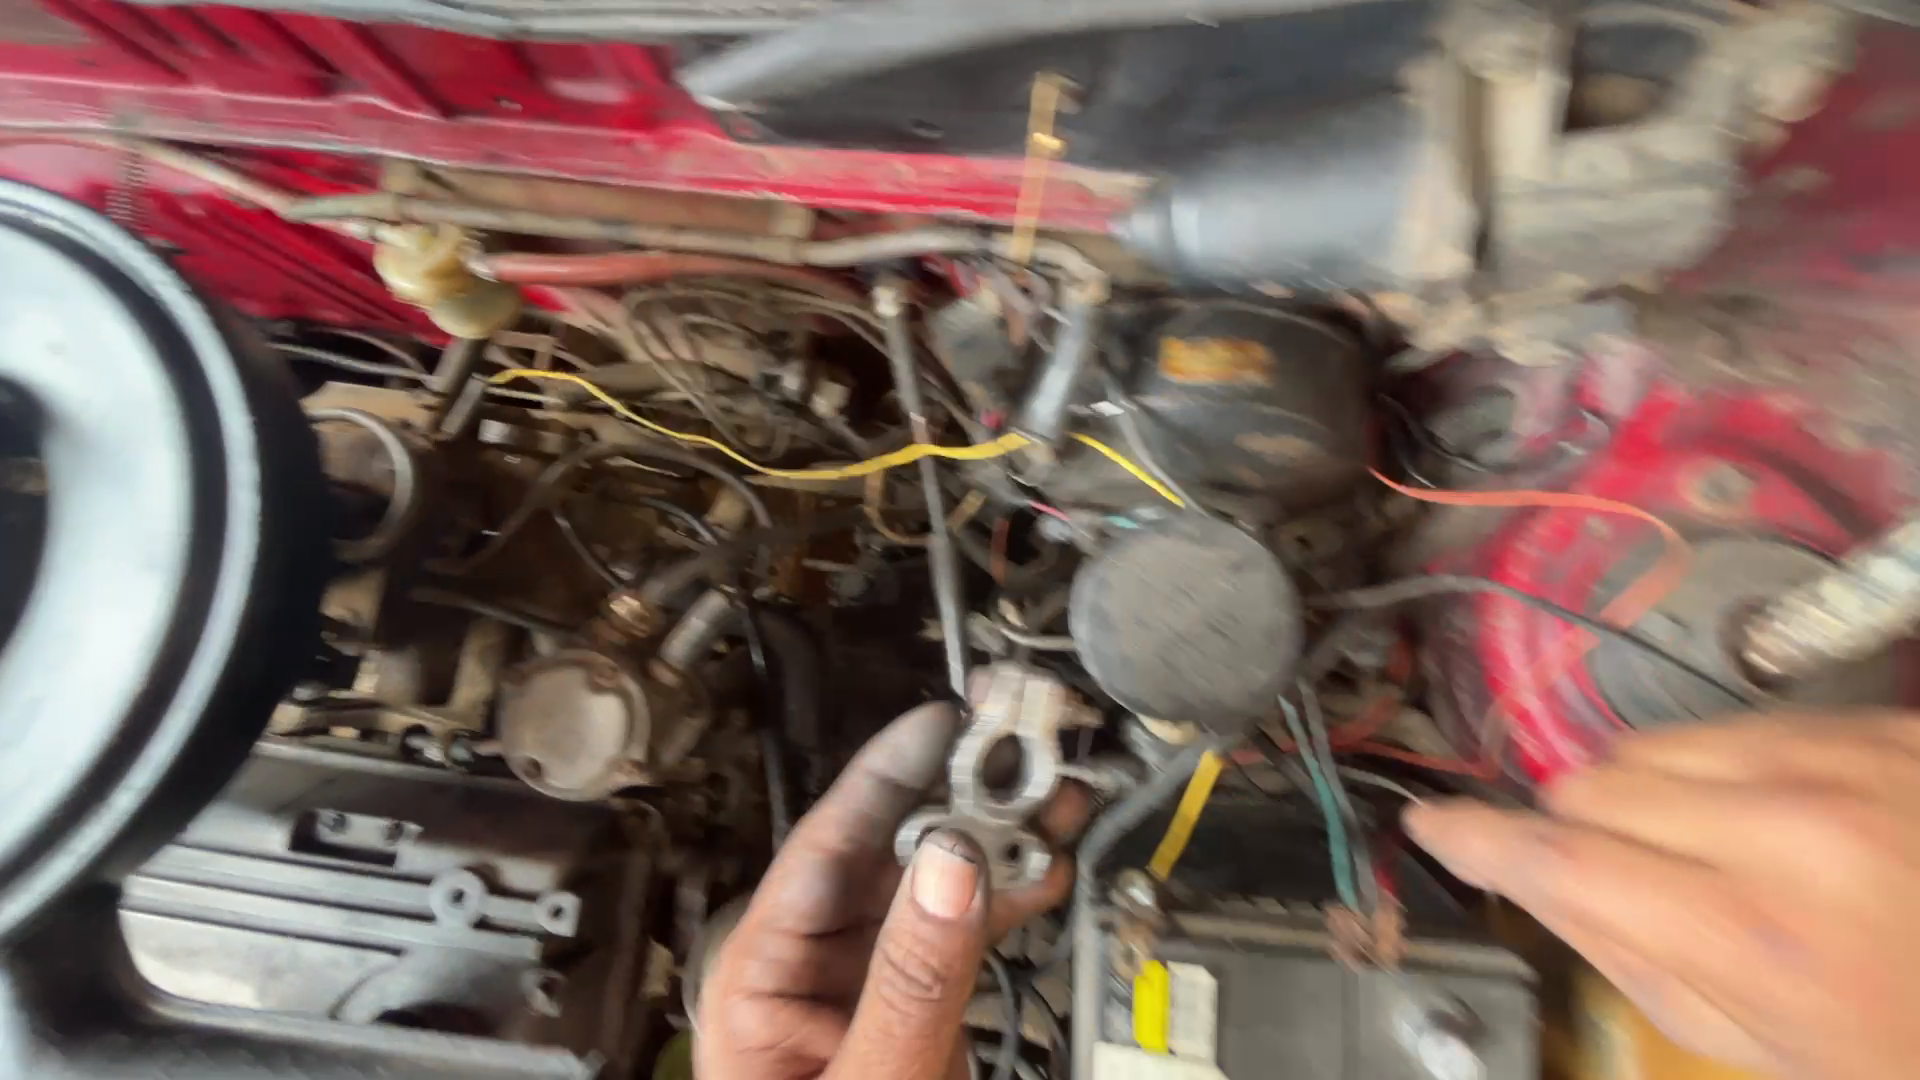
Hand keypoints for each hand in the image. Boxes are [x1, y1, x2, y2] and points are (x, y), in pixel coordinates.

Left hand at [696, 702, 1088, 1079]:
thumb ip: (913, 978)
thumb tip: (951, 855)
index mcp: (762, 967)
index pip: (829, 839)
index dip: (890, 769)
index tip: (946, 719)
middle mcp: (809, 955)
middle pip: (888, 849)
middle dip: (960, 798)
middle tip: (1021, 757)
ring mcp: (863, 974)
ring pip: (930, 879)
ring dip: (994, 840)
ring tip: (1052, 801)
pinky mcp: (909, 997)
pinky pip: (956, 924)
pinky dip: (1002, 893)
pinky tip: (1042, 868)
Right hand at [1404, 711, 1919, 1079]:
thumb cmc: (1900, 1042)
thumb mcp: (1755, 1043)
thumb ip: (1615, 950)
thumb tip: (1509, 868)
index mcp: (1762, 937)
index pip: (1556, 860)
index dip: (1474, 837)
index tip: (1429, 824)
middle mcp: (1792, 831)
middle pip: (1584, 789)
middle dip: (1582, 829)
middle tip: (1636, 872)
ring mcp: (1838, 763)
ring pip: (1634, 748)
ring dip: (1641, 791)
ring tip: (1712, 840)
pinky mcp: (1870, 725)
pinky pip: (1714, 725)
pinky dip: (1708, 767)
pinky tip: (1771, 810)